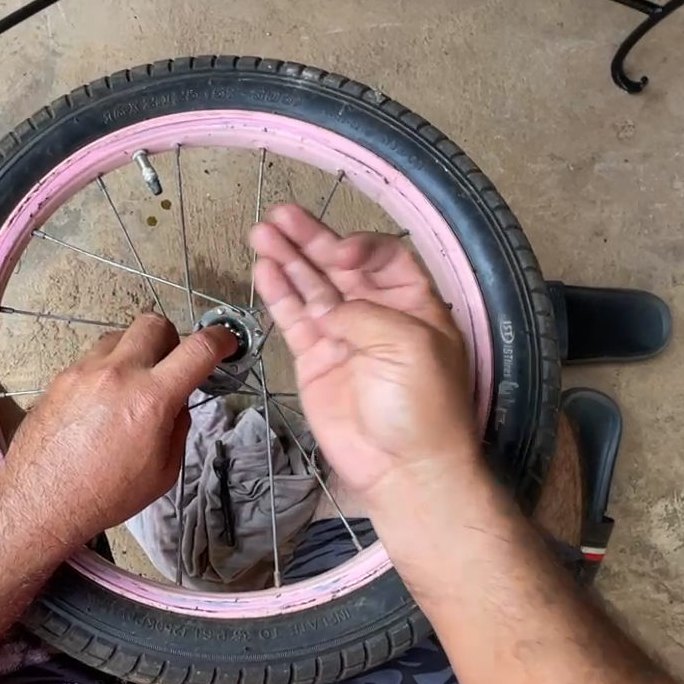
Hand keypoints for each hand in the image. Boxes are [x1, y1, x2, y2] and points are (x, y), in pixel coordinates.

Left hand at [0, 314, 234, 554]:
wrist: (41, 500)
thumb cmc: (105, 494)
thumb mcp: (163, 471)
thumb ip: (177, 428)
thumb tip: (179, 404)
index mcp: (151, 398)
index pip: (199, 349)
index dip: (222, 339)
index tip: (227, 342)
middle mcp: (118, 373)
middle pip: (155, 322)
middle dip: (172, 339)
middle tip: (171, 367)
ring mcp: (85, 370)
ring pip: (120, 336)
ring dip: (136, 352)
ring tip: (132, 387)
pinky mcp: (61, 376)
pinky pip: (93, 357)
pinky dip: (108, 369)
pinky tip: (102, 402)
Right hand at [249, 202, 481, 504]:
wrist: (401, 468)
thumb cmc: (422, 407)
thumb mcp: (409, 347)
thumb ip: (363, 315)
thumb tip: (325, 308)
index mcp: (414, 305)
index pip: (384, 259)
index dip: (359, 249)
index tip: (337, 256)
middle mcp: (376, 314)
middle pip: (338, 266)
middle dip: (310, 240)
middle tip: (278, 216)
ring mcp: (342, 336)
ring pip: (310, 288)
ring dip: (287, 260)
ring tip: (261, 233)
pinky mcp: (315, 360)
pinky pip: (294, 320)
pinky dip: (279, 296)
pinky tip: (264, 271)